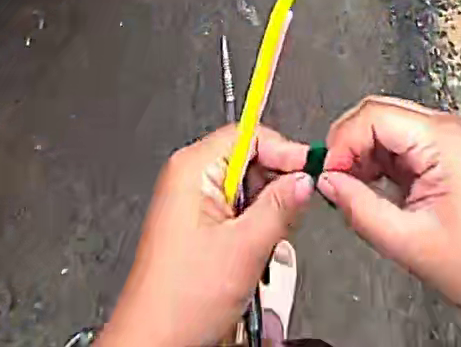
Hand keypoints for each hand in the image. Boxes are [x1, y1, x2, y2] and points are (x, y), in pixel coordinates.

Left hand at [98, 124, 314, 346]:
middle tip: (291, 214)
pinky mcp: (195, 223)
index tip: (309, 170)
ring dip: (264, 213)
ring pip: (244, 188)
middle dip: (274, 188)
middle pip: (248, 160)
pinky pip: (234, 210)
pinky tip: (252, 255)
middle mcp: (189, 176)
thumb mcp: (244, 249)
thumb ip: (279, 207)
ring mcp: (190, 200)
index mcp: (193, 167)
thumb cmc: (179, 301)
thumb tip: (303, 179)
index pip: (248, 134)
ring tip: (264, 246)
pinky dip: (251, 229)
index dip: (282, 150)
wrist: (152, 344)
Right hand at [320, 96, 460, 346]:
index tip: (327, 174)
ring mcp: (444, 139)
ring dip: (361, 156)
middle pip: (375, 115)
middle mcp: (443, 128)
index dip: (342, 142)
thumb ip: (360, 208)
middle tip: (333, 182)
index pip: (372, 116)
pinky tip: (372, 190)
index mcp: (441, 138)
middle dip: (349, 146)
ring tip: (353, 192)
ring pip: (383, 128)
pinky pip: (397, 145)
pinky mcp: (442, 154)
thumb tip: (327, 182)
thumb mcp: (411, 243)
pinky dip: (377, 164)